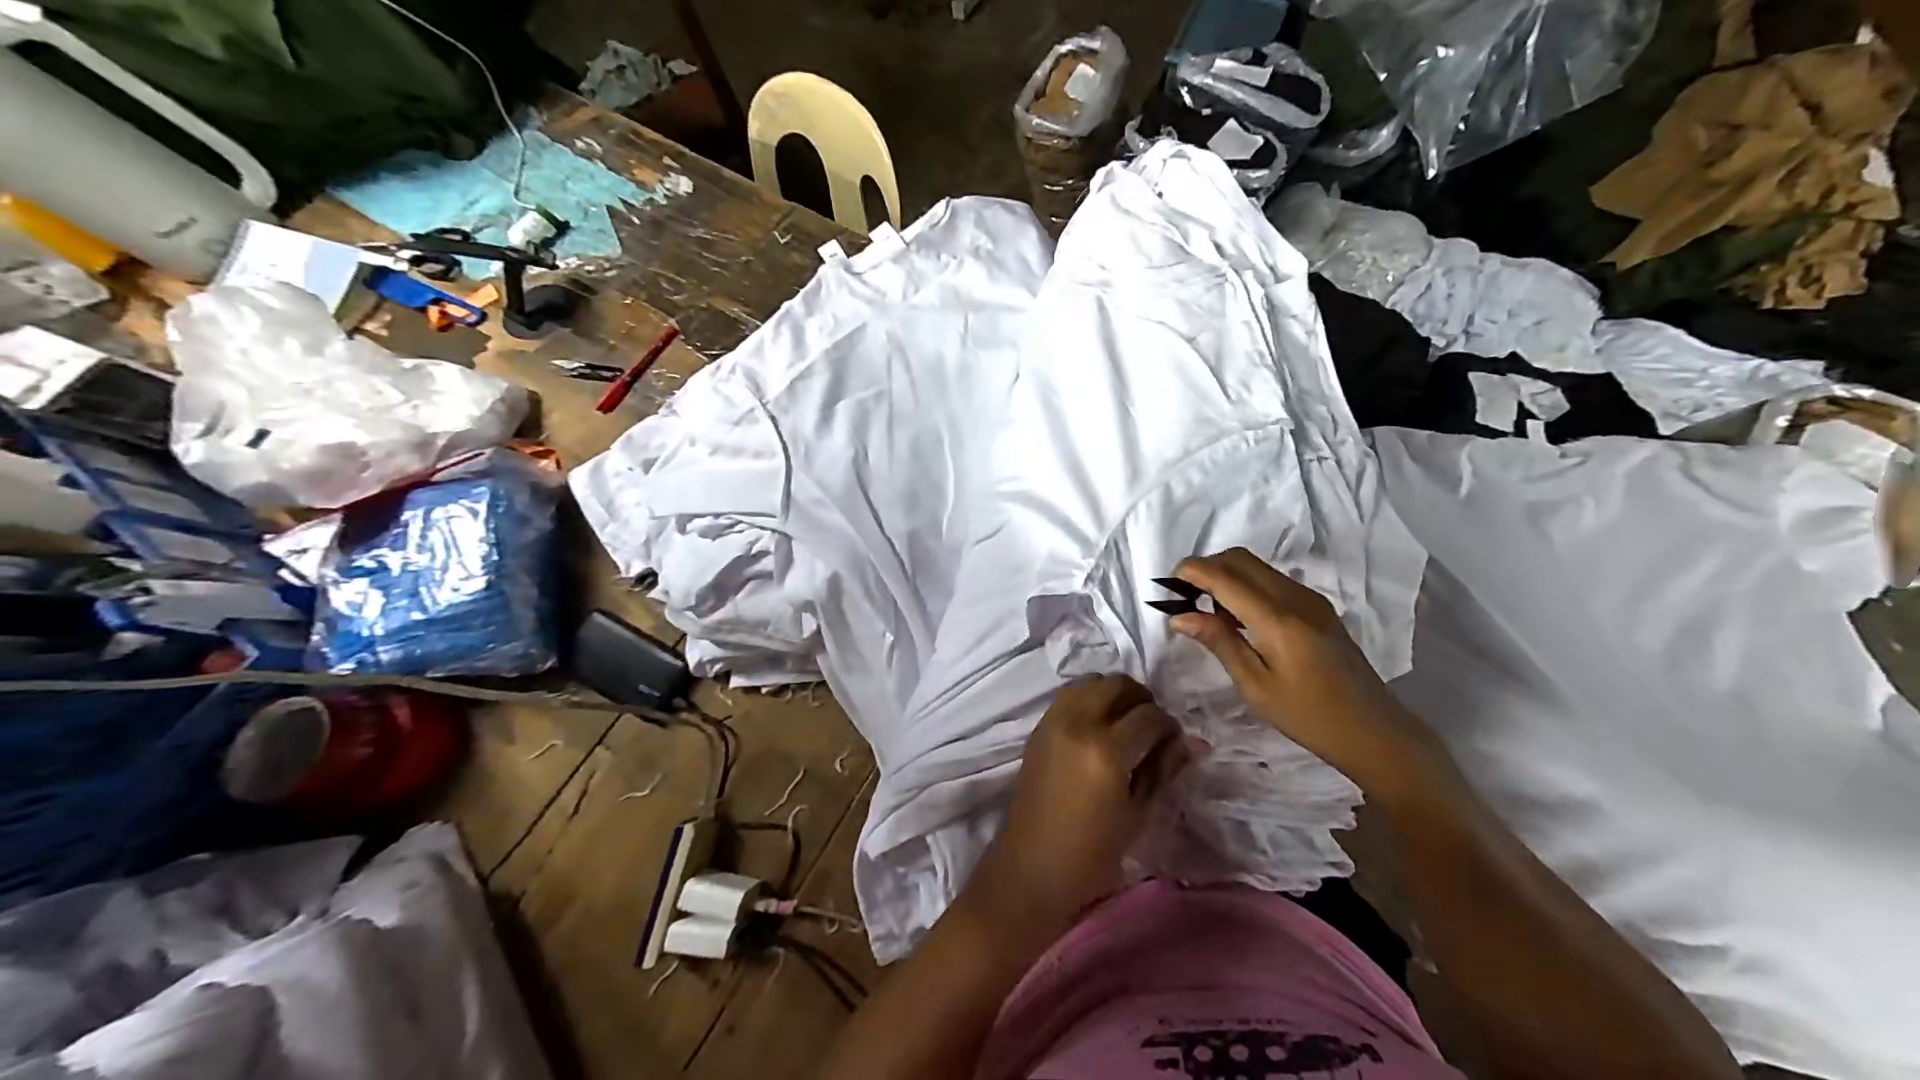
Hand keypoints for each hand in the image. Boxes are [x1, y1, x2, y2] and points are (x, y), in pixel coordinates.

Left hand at [973, 675, 1191, 931]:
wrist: (1031, 867)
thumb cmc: (1092, 854)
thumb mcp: (1138, 815)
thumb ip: (1163, 771)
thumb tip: (1191, 742)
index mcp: (1106, 749)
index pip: (1149, 716)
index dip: (1169, 726)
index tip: (1175, 742)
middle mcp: (1077, 723)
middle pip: (1117, 685)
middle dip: (1142, 699)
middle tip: (1152, 727)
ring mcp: (1053, 722)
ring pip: (1090, 683)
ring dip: (1112, 694)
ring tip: (1125, 723)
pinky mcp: (1038, 729)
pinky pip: (1068, 696)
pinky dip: (1088, 700)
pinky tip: (1099, 727)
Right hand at [1170, 548, 1443, 793]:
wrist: (1375, 731)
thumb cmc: (1309, 717)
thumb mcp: (1256, 686)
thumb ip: (1219, 643)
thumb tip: (1179, 617)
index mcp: (1278, 620)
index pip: (1226, 577)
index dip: (1192, 572)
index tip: (1166, 583)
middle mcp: (1296, 598)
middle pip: (1240, 559)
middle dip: (1206, 567)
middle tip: (1183, 597)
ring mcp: (1310, 600)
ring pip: (1256, 566)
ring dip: (1225, 575)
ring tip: (1206, 611)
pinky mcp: (1317, 608)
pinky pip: (1271, 581)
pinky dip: (1245, 586)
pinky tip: (1237, 619)